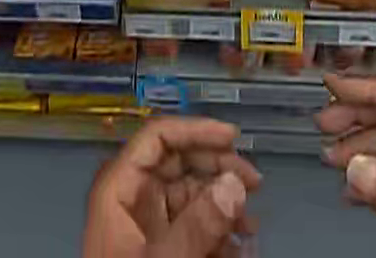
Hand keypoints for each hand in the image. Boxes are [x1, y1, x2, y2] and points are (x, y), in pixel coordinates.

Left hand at [83, 117, 262, 257]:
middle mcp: (132, 197)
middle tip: (255, 182)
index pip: (157, 138)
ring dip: (224, 202)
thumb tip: (234, 183)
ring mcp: (146, 225)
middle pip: (178, 162)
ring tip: (252, 224)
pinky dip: (218, 231)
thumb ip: (198, 225)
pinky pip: (192, 226)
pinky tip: (242, 247)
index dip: (194, 129)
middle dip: (217, 166)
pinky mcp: (159, 249)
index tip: (233, 137)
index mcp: (119, 188)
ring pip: (190, 194)